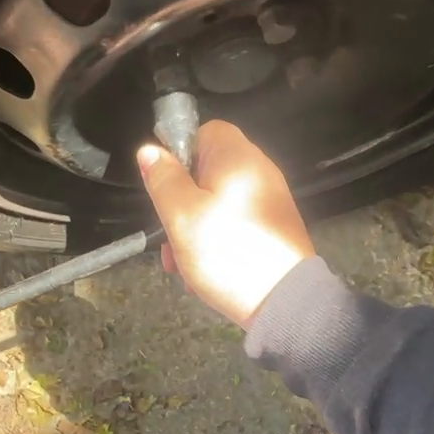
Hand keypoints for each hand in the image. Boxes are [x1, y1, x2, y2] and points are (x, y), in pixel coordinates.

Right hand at [137, 120, 314, 327]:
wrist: (283, 301)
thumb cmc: (227, 252)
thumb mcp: (181, 216)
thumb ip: (163, 179)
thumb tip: (149, 150)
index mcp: (237, 157)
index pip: (203, 132)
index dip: (178, 156)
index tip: (165, 189)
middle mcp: (258, 172)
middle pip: (206, 173)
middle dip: (180, 206)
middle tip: (169, 239)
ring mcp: (268, 201)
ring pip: (217, 205)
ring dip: (193, 233)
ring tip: (184, 268)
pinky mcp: (273, 228)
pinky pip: (235, 226)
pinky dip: (217, 244)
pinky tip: (205, 276)